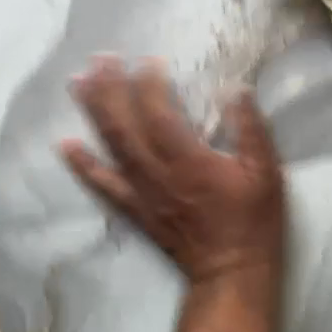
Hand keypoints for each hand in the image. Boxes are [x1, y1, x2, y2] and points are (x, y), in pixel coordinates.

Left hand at [61, 57, 285, 286]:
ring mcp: (141, 193)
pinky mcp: (134, 210)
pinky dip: (82, 164)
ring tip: (78, 82)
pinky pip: (102, 185)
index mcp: (189, 161)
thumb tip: (237, 90)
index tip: (148, 59)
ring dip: (92, 113)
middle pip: (124, 126)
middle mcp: (157, 174)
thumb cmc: (253, 220)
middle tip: (99, 58)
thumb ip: (251, 129)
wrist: (230, 272)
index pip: (159, 115)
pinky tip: (65, 145)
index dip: (149, 85)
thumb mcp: (266, 172)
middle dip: (109, 89)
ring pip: (109, 147)